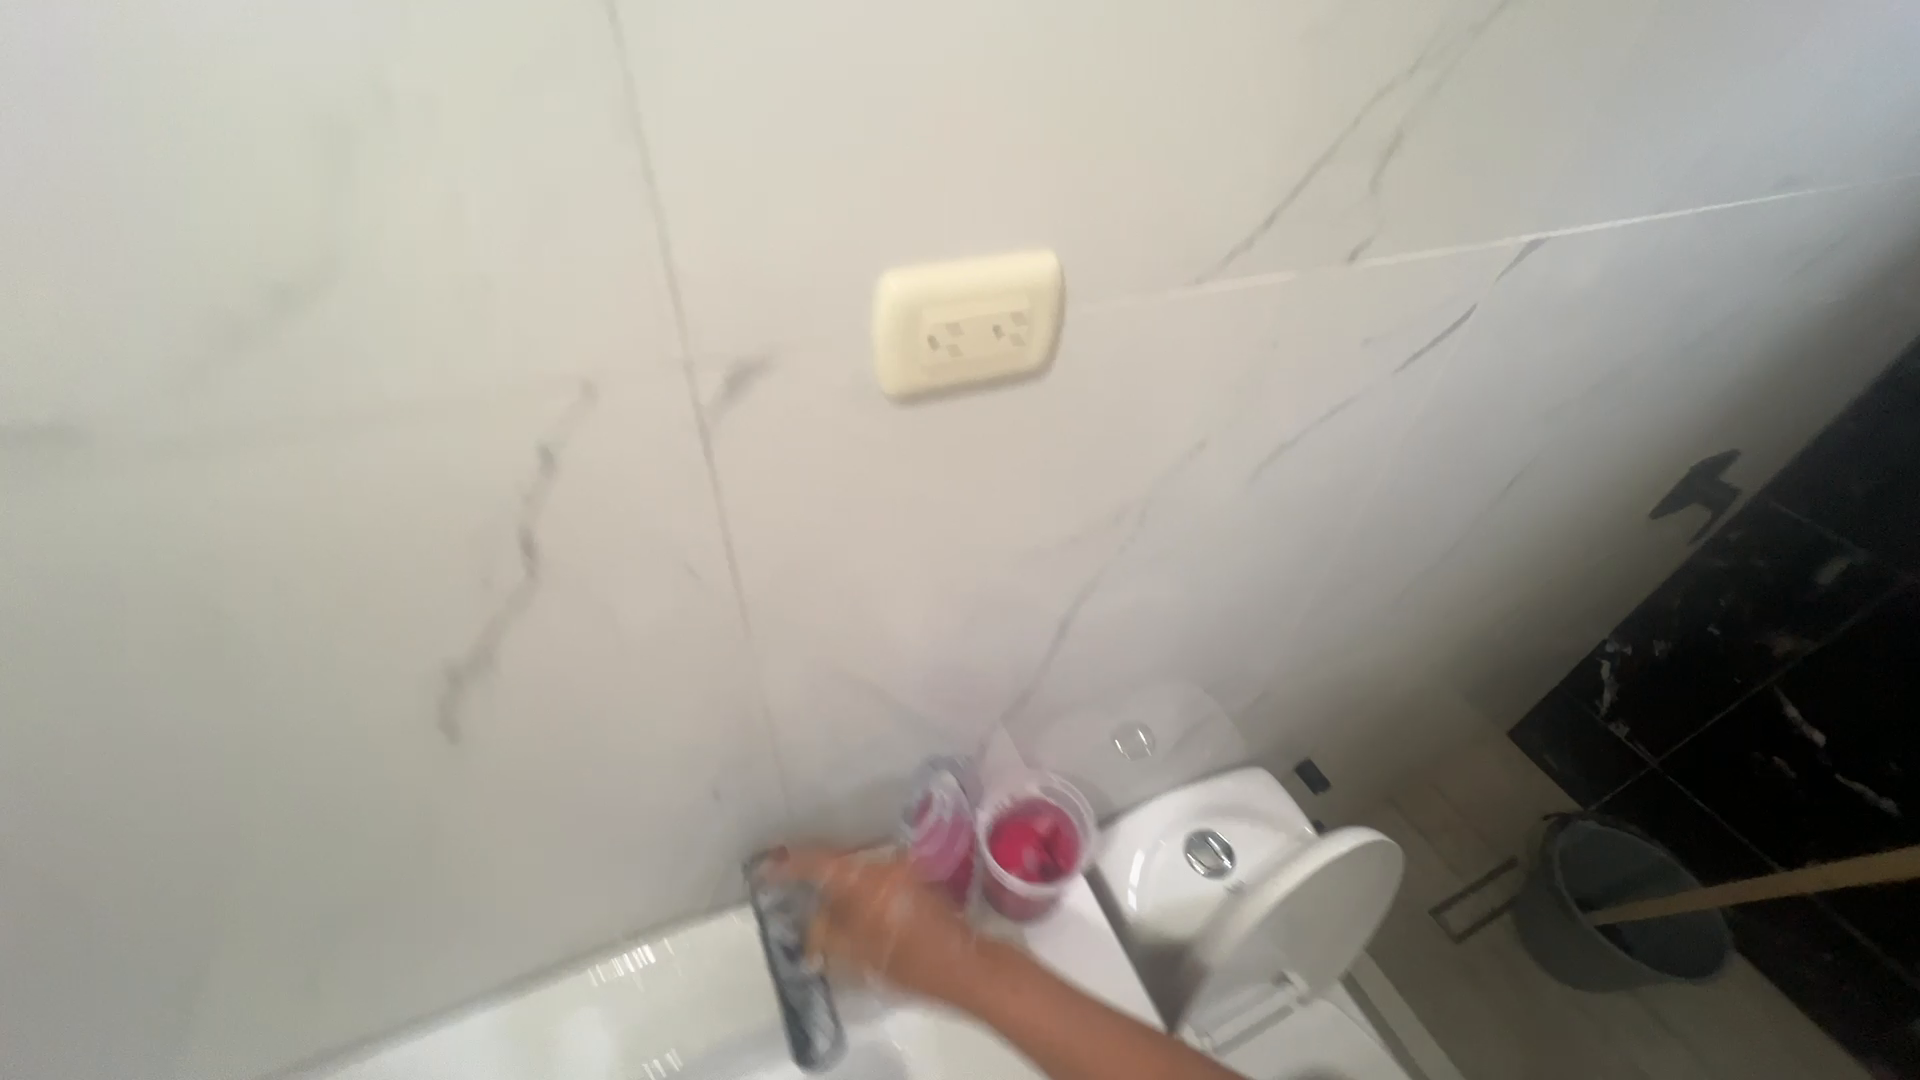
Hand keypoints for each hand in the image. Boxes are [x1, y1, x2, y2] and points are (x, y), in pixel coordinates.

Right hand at [762, 847, 996, 1006]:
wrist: (959, 962)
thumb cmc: (904, 958)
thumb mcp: (853, 952)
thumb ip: (824, 932)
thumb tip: (811, 925)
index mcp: (862, 876)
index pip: (817, 861)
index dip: (789, 864)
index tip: (766, 868)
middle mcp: (881, 862)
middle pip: (838, 862)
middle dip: (812, 874)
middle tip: (789, 884)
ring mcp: (901, 868)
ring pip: (858, 871)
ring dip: (837, 884)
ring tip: (818, 903)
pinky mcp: (914, 880)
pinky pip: (875, 877)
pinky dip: (858, 890)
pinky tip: (849, 909)